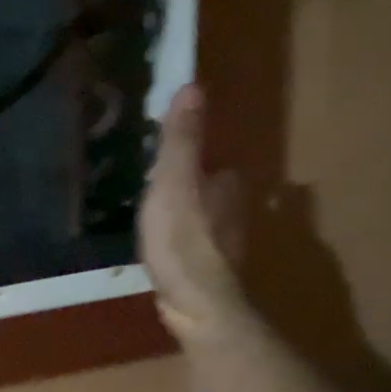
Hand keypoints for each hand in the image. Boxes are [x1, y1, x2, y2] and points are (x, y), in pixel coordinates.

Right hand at [137, 86, 251, 340]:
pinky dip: (183, 249)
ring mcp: (224, 248)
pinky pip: (195, 252)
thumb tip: (193, 85)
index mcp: (226, 187)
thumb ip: (181, 140)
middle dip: (194, 192)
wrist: (196, 306)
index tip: (169, 163)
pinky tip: (164, 256)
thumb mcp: (173, 181)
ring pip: (206, 224)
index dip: (195, 162)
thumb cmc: (182, 240)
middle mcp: (234, 214)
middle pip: (213, 195)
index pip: (216, 165)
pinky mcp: (209, 276)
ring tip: (156, 222)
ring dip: (189, 221)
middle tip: (158, 192)